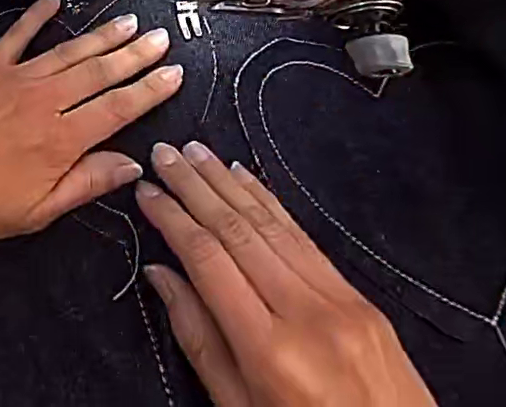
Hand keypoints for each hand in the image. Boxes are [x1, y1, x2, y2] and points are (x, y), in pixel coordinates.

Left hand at [0, 0, 183, 243]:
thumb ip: (86, 183)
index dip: (149, 90)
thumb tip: (132, 165)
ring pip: (70, 52)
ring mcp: (18, 77)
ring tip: (128, 22)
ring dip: (102, 37)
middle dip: (135, 55)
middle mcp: (47, 100)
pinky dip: (36, 15)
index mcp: (61, 139)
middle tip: (161, 38)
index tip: (173, 72)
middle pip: (101, 73)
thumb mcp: (35, 212)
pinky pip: (18, 34)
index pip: (118, 108)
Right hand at [136, 142, 436, 406]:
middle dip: (194, 186)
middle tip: (164, 153)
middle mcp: (306, 313)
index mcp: (271, 353)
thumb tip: (160, 273)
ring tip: (195, 152)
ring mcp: (338, 299)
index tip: (147, 191)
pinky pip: (302, 235)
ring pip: (269, 223)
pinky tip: (244, 175)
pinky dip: (268, 200)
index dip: (172, 219)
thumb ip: (200, 342)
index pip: (209, 260)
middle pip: (236, 229)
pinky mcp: (358, 294)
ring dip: (226, 181)